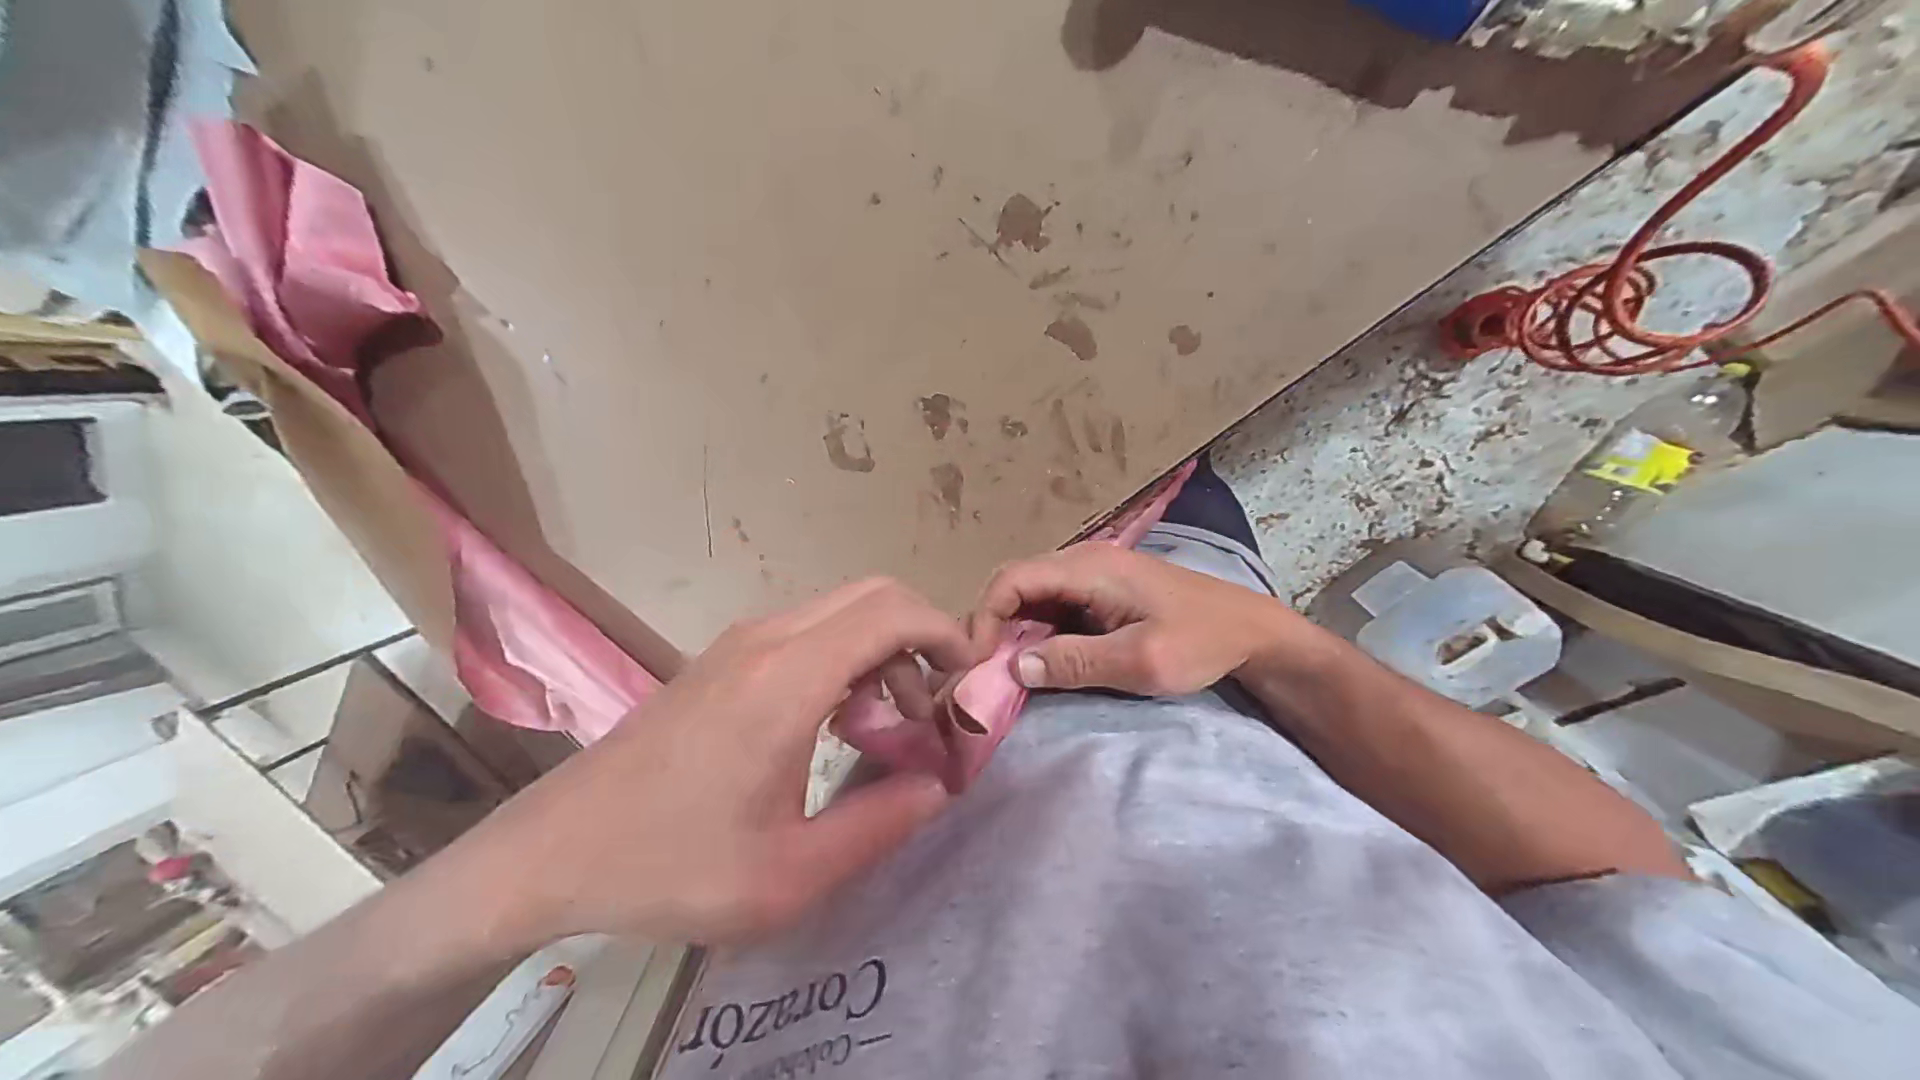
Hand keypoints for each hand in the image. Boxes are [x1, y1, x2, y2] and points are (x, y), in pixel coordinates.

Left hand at [442, 578, 976, 948]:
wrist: (555, 851)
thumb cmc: (672, 866)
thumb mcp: (791, 876)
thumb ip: (880, 825)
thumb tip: (939, 783)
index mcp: (787, 680)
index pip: (891, 613)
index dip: (945, 632)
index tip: (969, 677)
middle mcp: (767, 639)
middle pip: (873, 594)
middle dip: (922, 636)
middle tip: (933, 705)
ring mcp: (741, 641)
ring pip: (842, 609)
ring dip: (884, 648)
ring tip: (886, 722)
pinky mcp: (725, 656)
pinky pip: (810, 629)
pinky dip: (848, 654)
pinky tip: (836, 719)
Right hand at [970, 544, 1321, 695]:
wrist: (1250, 632)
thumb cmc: (1202, 642)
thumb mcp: (1143, 662)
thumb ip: (1076, 662)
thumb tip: (1013, 666)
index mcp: (1089, 567)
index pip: (1012, 579)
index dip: (985, 617)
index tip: (978, 662)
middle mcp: (1083, 561)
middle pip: (1015, 585)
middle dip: (993, 627)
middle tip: (986, 672)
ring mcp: (1091, 575)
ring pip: (1030, 597)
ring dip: (1013, 632)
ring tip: (1006, 672)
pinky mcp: (1099, 592)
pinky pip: (1052, 607)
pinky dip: (1036, 633)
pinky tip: (1040, 661)